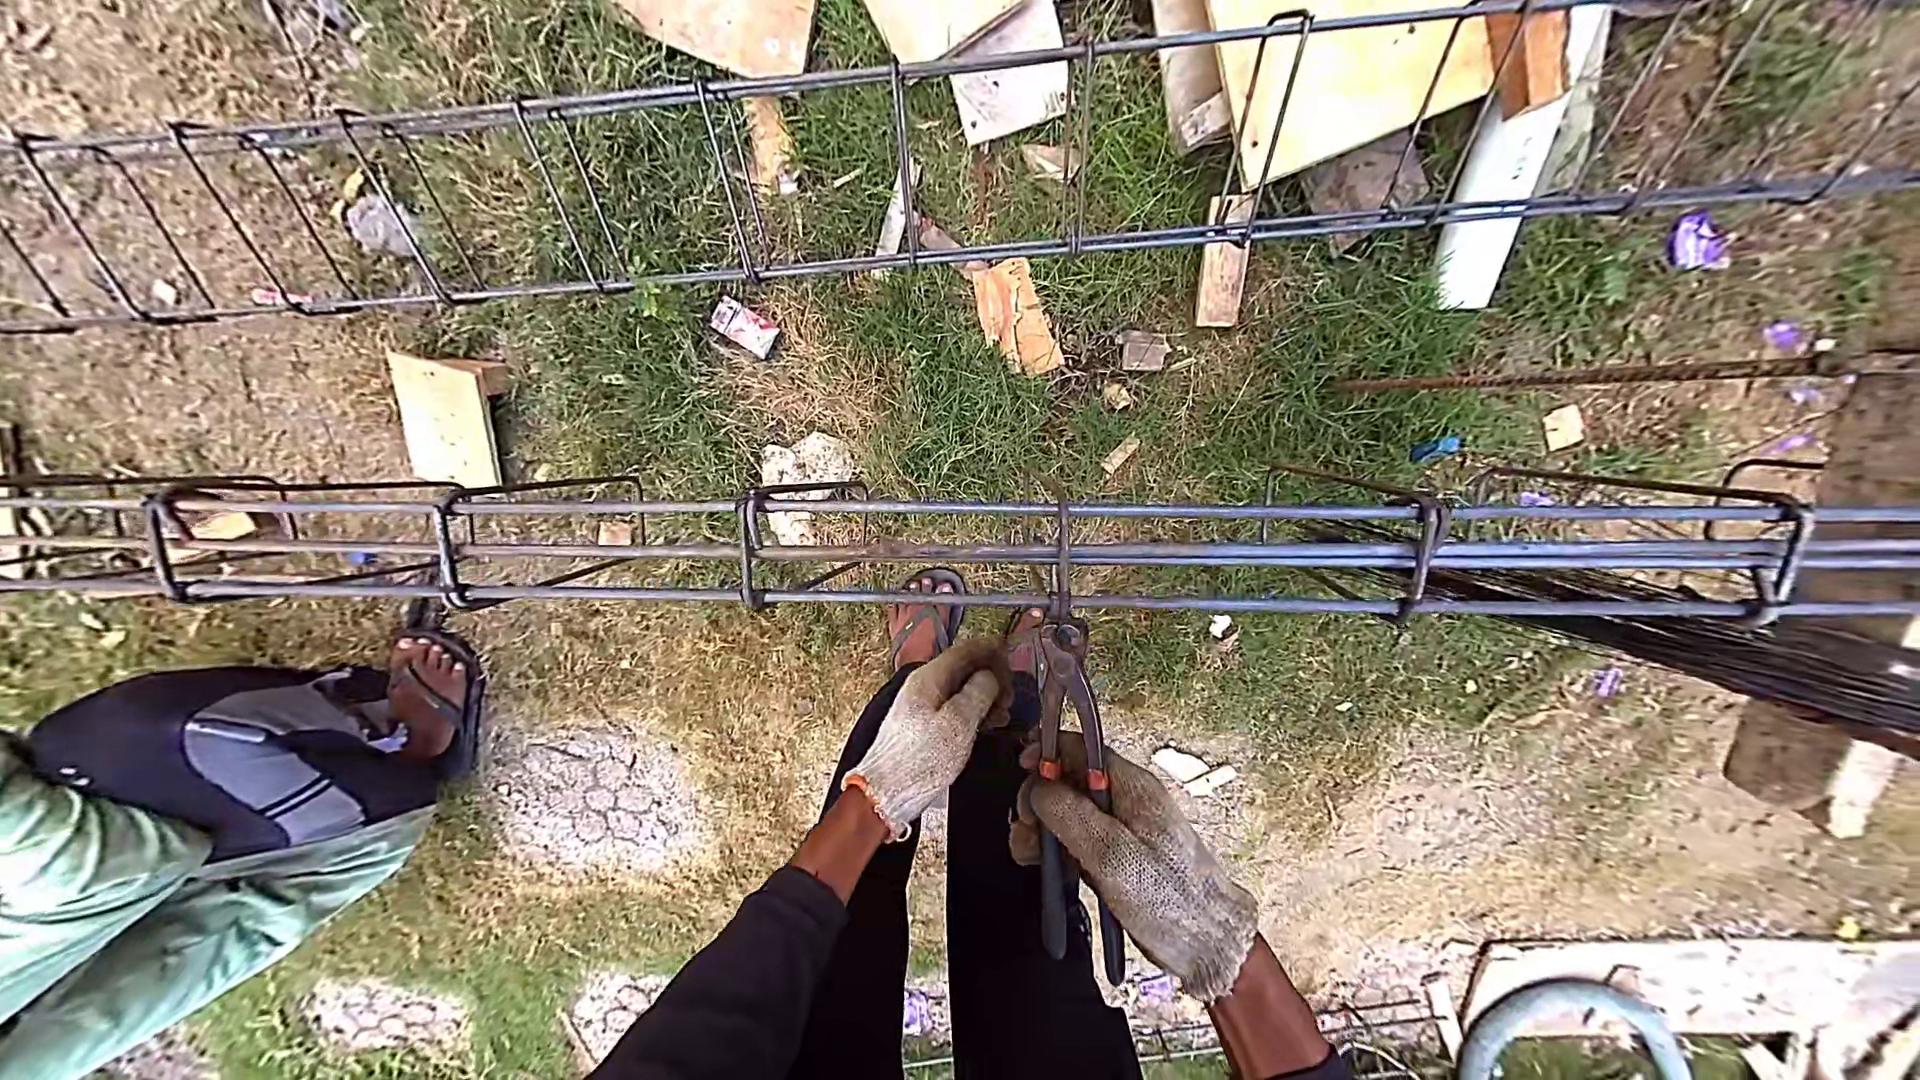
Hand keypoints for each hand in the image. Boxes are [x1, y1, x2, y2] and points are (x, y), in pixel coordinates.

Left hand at [844, 639, 1010, 838]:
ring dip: (985, 695)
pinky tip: (987, 724)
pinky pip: (954, 705)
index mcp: (930, 677)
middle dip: (991, 676)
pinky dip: (974, 709)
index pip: (966, 649)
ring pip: (961, 687)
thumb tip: (990, 676)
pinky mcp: (923, 723)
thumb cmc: (920, 761)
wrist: (885, 793)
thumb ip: (978, 693)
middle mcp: (924, 684)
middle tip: (1010, 697)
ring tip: (1003, 713)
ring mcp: (922, 703)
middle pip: (964, 666)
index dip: (992, 651)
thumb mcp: (958, 724)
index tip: (1012, 661)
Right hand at [1012, 732, 1256, 1001]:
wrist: (1207, 946)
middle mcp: (1122, 798)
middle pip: (1067, 778)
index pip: (1082, 747)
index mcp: (1130, 785)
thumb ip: (1071, 814)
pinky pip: (1073, 836)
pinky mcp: (1111, 853)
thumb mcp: (1114, 855)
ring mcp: (1117, 827)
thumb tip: (1038, 787)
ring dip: (1040, 824)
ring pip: (1065, 809)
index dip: (1049, 751)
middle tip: (1023, 823)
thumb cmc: (1169, 900)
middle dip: (1039, 796)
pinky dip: (1052, 845)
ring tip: (1027, 849)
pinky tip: (1040, 862)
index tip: (1022, 768)